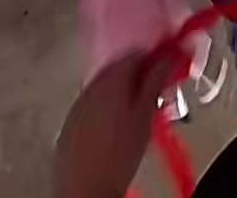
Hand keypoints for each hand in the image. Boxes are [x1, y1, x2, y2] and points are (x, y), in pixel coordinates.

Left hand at [52, 51, 175, 197]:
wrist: (86, 192)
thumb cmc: (120, 154)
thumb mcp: (145, 116)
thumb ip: (155, 82)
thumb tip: (167, 58)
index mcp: (113, 78)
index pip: (136, 53)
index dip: (154, 57)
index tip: (166, 65)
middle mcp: (92, 84)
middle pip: (119, 67)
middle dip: (137, 74)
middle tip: (154, 89)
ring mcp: (78, 103)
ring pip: (104, 85)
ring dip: (120, 89)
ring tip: (135, 108)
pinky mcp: (69, 122)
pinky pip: (91, 102)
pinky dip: (104, 104)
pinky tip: (113, 123)